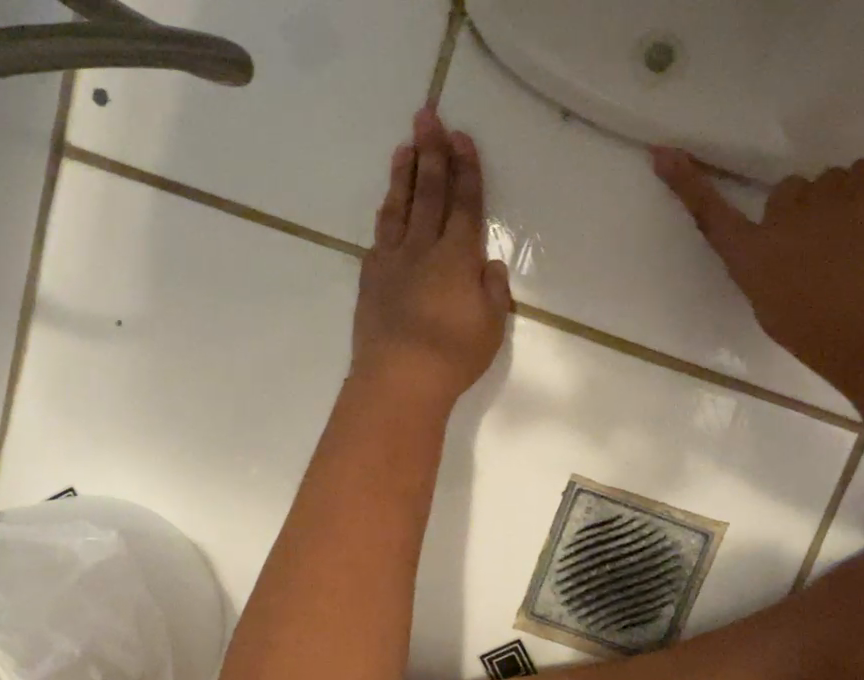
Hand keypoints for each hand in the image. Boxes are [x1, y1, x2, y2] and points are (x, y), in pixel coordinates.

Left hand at [351, 108, 511, 407]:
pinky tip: (388, 204)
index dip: (466, 169)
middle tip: (427, 116)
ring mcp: (393, 261)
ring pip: (400, 208)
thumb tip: (488, 265)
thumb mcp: (491, 327)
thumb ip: (492, 291)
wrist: (398, 379)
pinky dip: (387, 214)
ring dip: (405, 175)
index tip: (461, 137)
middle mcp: (424, 249)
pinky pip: (381, 235)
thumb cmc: (453, 356)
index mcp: (458, 257)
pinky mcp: (371, 279)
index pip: (465, 204)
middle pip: (430, 193)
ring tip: (406, 147)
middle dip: (432, 153)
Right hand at [653, 149, 863, 377]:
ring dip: (835, 198)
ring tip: (853, 233)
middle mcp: (779, 219)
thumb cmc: (817, 335)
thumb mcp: (772, 311)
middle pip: (785, 189)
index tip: (664, 154)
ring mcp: (821, 200)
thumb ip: (768, 273)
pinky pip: (862, 170)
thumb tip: (781, 254)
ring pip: (826, 179)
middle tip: (821, 239)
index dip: (686, 182)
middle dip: (799, 207)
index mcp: (749, 256)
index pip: (710, 213)